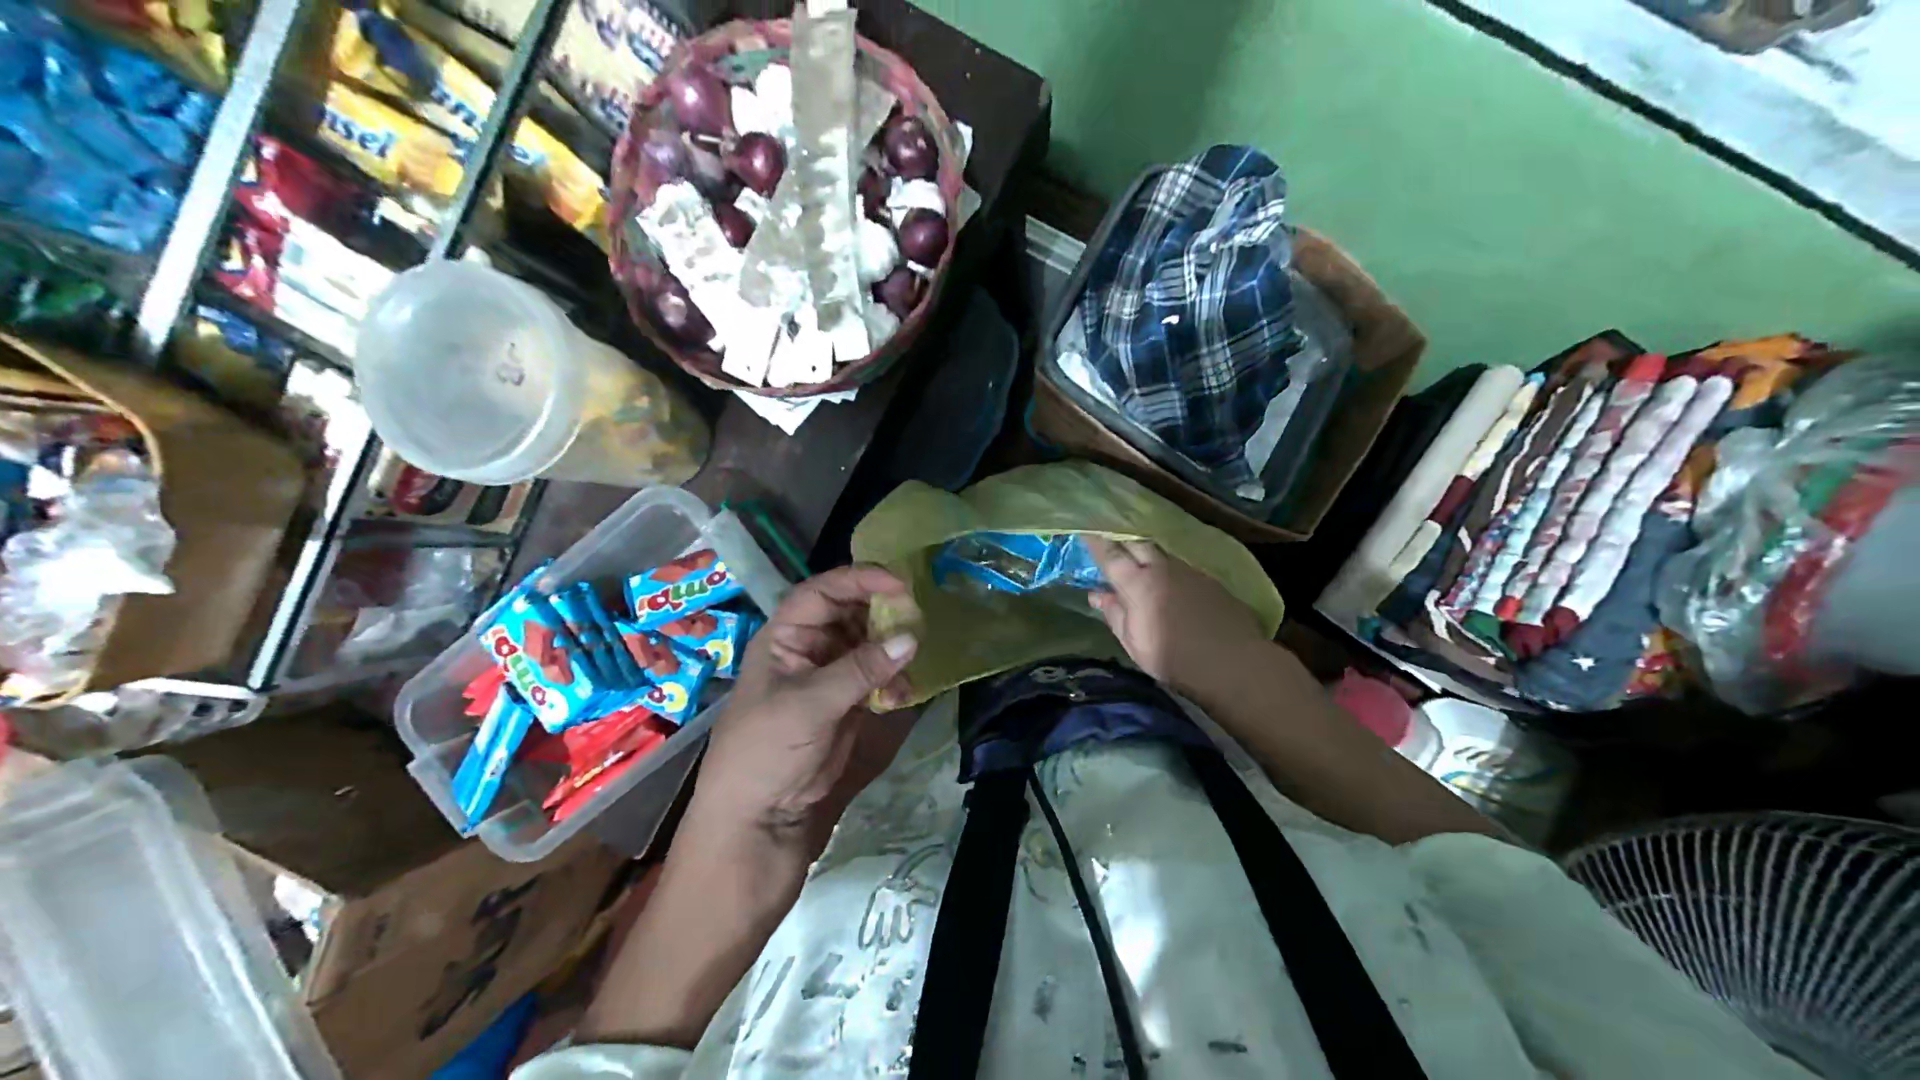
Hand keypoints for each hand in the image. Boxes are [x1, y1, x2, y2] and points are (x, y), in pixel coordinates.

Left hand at [692, 565, 918, 845]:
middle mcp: (807, 649)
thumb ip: (861, 669)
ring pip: (867, 644)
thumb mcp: (810, 704)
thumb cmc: (767, 750)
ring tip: (914, 655)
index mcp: (784, 638)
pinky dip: (893, 680)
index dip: (858, 579)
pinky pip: (876, 677)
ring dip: (892, 647)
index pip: (822, 592)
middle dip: (883, 611)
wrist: (757, 821)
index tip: (899, 583)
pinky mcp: (846, 704)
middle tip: (917, 615)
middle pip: (849, 613)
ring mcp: (828, 677)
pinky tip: (903, 694)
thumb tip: (911, 636)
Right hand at [1084, 537, 1268, 697]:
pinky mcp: (1209, 579)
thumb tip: (1097, 594)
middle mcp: (1162, 568)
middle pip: (1137, 542)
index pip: (1111, 555)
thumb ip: (1115, 615)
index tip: (1085, 530)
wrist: (1231, 661)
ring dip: (1146, 550)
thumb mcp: (1133, 642)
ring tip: (1138, 552)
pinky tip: (1169, 576)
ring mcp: (1188, 571)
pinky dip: (1168, 566)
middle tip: (1110, 533)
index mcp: (1138, 584)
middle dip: (1121, 536)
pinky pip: (1181, 565)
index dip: (1096, 542)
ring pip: (1161, 552)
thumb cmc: (1172, 657)